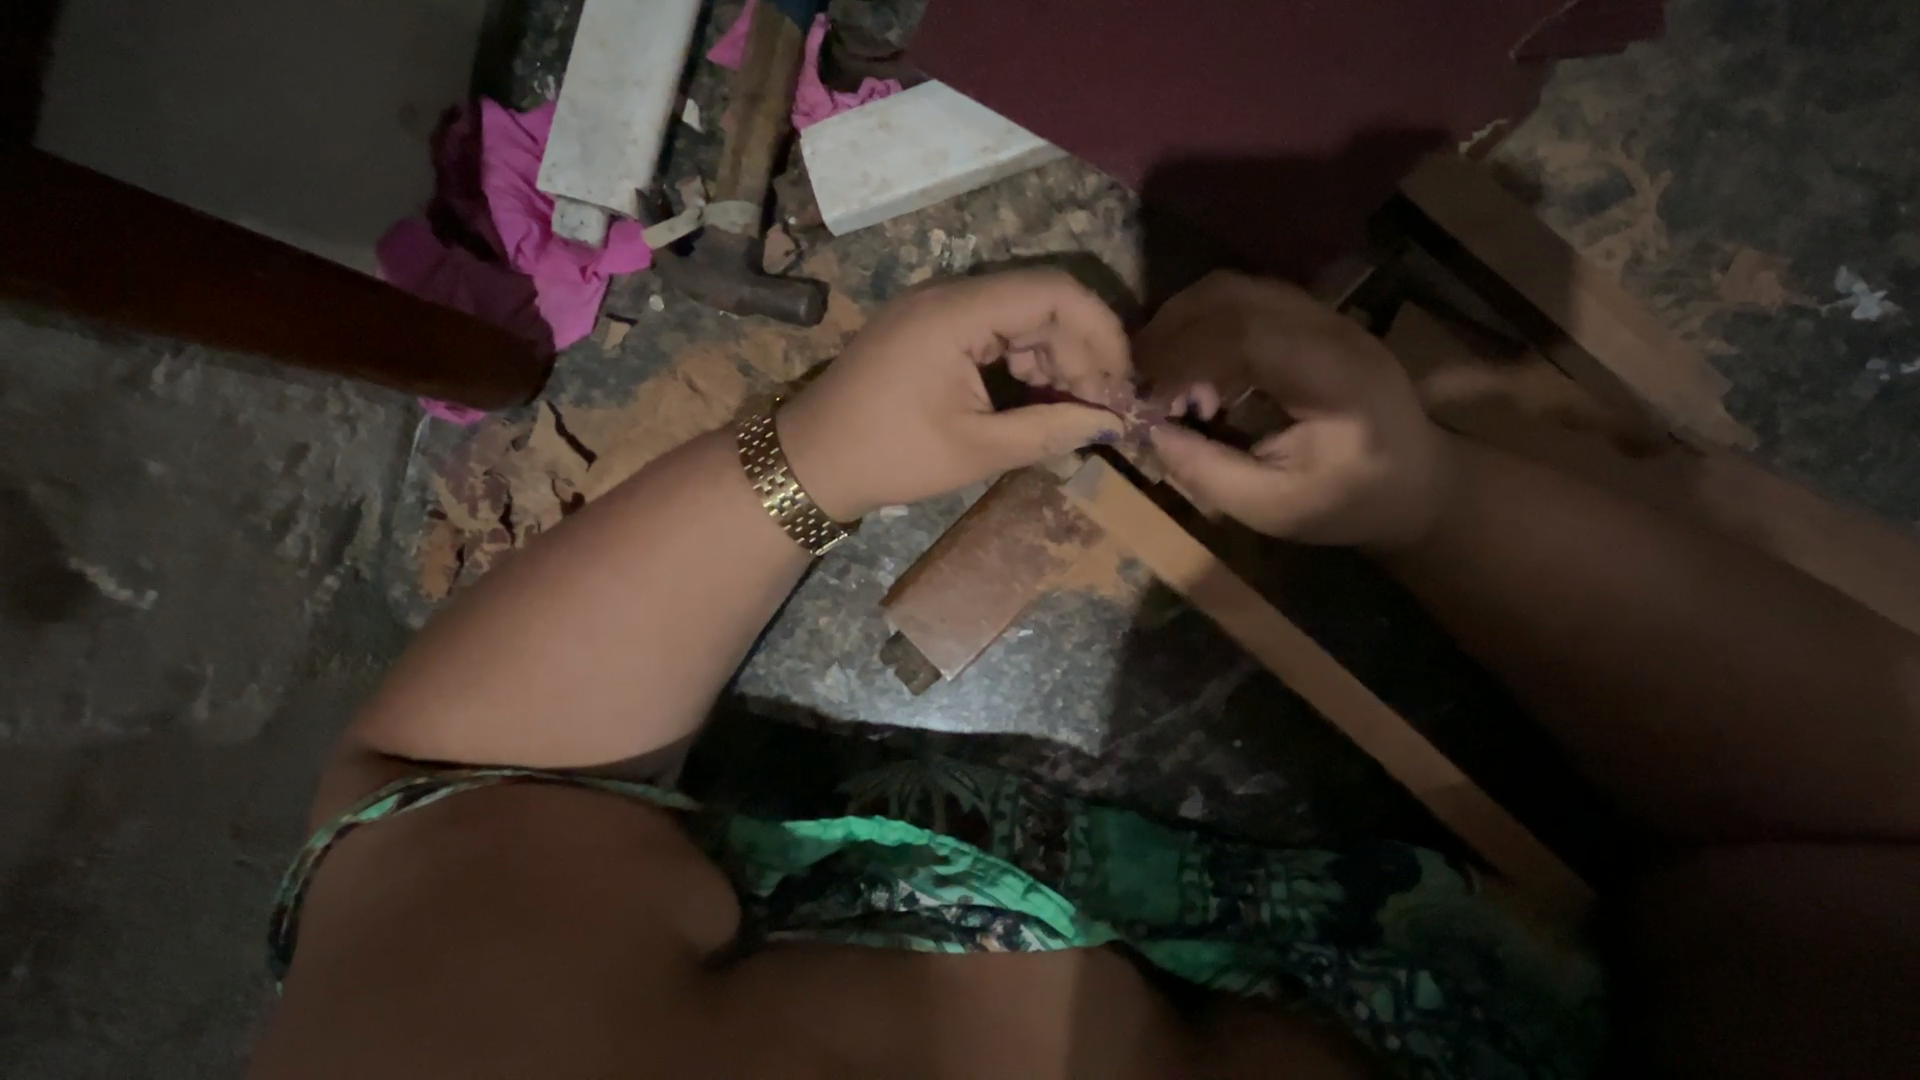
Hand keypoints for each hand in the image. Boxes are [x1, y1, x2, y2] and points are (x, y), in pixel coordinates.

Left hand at [777, 270, 1131, 520]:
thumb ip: (1049, 430)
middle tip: (1101, 406)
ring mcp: (933, 309)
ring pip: (1016, 316)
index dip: (1101, 332)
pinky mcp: (926, 329)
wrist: (809, 462)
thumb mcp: (977, 450)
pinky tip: (1034, 397)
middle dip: (1079, 351)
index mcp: (956, 312)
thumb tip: (1110, 422)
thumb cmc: (891, 456)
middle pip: (1038, 301)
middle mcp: (946, 294)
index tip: (1123, 381)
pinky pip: (988, 331)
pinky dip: (1019, 361)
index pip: (1053, 292)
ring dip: (1052, 358)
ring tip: (1071, 408)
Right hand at [1135, 272, 1454, 548]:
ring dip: (1182, 325)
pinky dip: (1202, 327)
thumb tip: (1147, 430)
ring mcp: (1325, 316)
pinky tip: (1194, 372)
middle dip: (1170, 332)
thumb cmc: (1348, 502)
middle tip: (1136, 382)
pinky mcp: (1312, 318)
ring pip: (1233, 289)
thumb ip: (1206, 471)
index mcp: (1336, 381)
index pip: (1246, 335)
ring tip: (1161, 378)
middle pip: (1233, 296)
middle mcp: (1333, 331)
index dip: (1181, 356)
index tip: (1141, 395)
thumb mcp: (1271, 507)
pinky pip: (1243, 301)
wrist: (1417, 481)